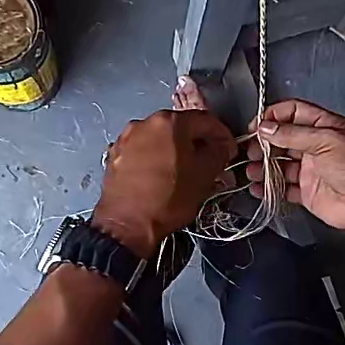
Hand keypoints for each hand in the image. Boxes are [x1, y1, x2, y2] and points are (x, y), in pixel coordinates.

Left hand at [94, 107, 235, 253]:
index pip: (205, 120)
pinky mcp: (116, 156)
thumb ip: (219, 153)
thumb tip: (221, 147)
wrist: (127, 224)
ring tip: (187, 173)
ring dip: (177, 152)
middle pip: (181, 127)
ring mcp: (126, 139)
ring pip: (161, 140)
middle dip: (199, 143)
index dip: (222, 135)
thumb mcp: (205, 176)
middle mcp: (144, 124)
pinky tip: (165, 178)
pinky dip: (158, 159)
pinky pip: (144, 152)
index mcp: (169, 123)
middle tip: (211, 162)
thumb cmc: (167, 199)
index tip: (229, 149)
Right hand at [250, 99, 344, 234]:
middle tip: (249, 150)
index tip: (257, 126)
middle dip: (264, 143)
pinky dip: (270, 188)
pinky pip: (285, 188)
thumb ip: (293, 134)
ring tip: (250, 170)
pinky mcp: (310, 193)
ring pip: (281, 165)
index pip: (295, 113)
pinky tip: (258, 187)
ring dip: (263, 166)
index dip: (274, 117)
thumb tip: (267, 128)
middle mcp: (319, 147)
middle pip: (285, 139)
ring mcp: (314, 170)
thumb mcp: (326, 140)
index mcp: (326, 127)